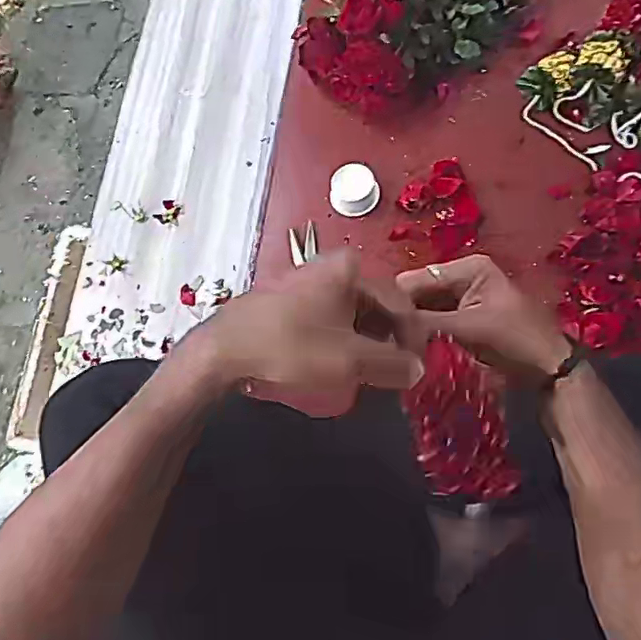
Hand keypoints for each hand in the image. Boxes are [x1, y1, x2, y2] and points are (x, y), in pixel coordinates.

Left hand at [174, 250, 422, 415]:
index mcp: (351, 268)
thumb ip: (392, 364)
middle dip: (389, 340)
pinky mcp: (291, 298)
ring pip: (353, 312)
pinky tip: (335, 363)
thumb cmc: (290, 347)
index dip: (414, 339)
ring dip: (366, 342)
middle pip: (377, 305)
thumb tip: (417, 369)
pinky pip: (330, 316)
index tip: (416, 368)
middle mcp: (331, 266)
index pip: (401, 303)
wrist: (222, 350)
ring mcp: (308, 280)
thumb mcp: (350, 360)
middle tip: (392, 373)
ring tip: (365, 373)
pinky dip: (342, 338)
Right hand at [397, 254, 572, 384]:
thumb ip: (426, 323)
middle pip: (418, 293)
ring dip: (410, 326)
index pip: (417, 278)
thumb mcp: (470, 328)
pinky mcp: (463, 319)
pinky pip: (433, 322)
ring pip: (423, 309)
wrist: (550, 369)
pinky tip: (406, 347)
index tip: (374, 323)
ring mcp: (463, 298)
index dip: (395, 300)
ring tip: (390, 344)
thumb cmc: (516, 340)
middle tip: (380, 338)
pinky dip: (422, 334)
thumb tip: (385, 325)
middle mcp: (463, 276)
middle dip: (401, 314)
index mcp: (469, 267)